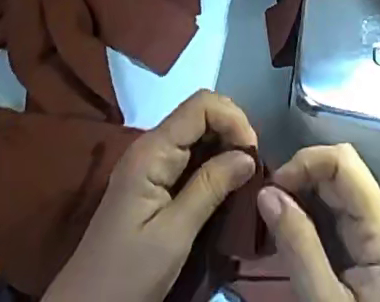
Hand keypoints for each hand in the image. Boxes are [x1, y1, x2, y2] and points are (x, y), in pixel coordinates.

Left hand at [45, 91, 259, 301]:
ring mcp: (149, 163)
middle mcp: (150, 146)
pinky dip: (212, 162)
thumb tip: (248, 155)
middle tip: (252, 168)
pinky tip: (225, 186)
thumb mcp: (174, 235)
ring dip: (224, 147)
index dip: (233, 118)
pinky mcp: (151, 181)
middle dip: (232, 131)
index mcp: (152, 151)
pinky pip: (188, 156)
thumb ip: (210, 188)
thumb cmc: (126, 275)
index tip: (253, 154)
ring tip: (245, 177)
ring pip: (196, 134)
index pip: (200, 105)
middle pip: (199, 114)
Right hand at [258, 144, 379, 301]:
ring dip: (301, 197)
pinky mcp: (371, 254)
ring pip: (337, 193)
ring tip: (269, 220)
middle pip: (341, 174)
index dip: (304, 163)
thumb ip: (299, 248)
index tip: (269, 189)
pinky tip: (287, 234)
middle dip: (299, 179)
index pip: (344, 163)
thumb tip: (267, 192)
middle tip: (263, 206)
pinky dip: (309, 217)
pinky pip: (338, 219)